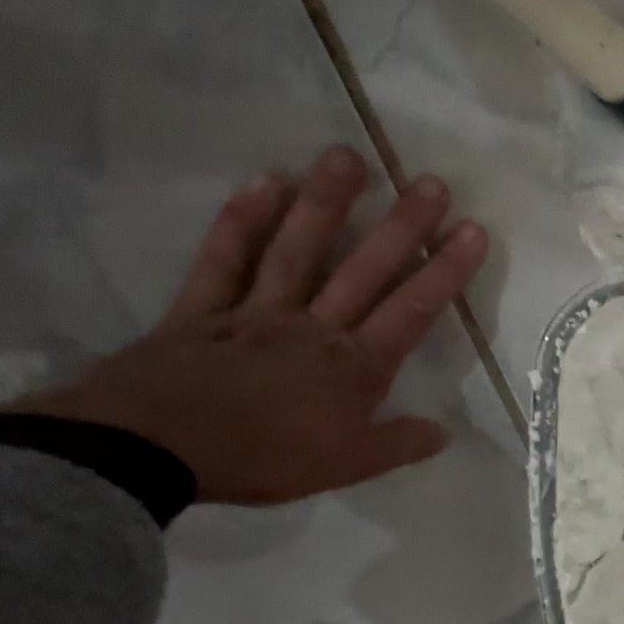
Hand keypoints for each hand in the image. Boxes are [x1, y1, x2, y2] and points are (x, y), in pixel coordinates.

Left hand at [5, 144, 488, 504]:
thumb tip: (443, 431)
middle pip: (364, 270)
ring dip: (325, 203)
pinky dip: (242, 220)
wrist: (151, 451)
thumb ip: (398, 444)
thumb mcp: (347, 466)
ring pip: (298, 251)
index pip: (412, 310)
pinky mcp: (201, 310)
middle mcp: (313, 327)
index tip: (472, 231)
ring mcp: (255, 312)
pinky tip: (263, 183)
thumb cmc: (264, 459)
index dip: (445, 270)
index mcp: (354, 366)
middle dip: (402, 226)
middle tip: (429, 182)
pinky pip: (225, 259)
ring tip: (347, 158)